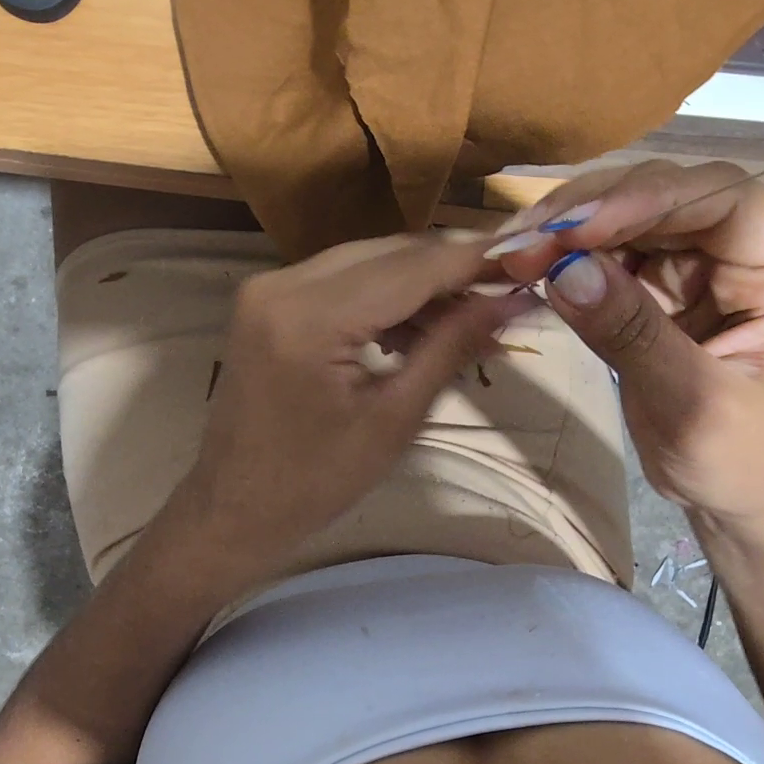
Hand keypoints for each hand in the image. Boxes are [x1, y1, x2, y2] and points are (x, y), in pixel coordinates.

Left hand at [176, 232, 535, 569]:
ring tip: (467, 324)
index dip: (475, 261)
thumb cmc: (316, 483)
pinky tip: (416, 329)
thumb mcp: (394, 419)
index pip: (411, 267)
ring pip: (366, 261)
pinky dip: (381, 297)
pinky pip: (339, 281)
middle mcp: (281, 284)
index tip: (530, 259)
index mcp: (309, 318)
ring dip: (418, 285)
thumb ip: (451, 348)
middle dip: (450, 272)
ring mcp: (267, 288)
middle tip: (504, 298)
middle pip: (388, 253)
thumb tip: (512, 300)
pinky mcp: (265, 302)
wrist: (234, 510)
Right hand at [491, 161, 763, 526]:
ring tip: (512, 254)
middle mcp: (745, 248)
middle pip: (666, 195)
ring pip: (629, 218)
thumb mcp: (691, 404)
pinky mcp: (660, 288)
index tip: (572, 229)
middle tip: (521, 241)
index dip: (645, 199)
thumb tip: (564, 271)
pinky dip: (567, 260)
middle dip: (591, 212)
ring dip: (568, 232)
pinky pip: (609, 256)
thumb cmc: (741, 458)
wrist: (739, 497)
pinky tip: (529, 268)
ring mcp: (699, 265)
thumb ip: (631, 334)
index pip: (720, 200)